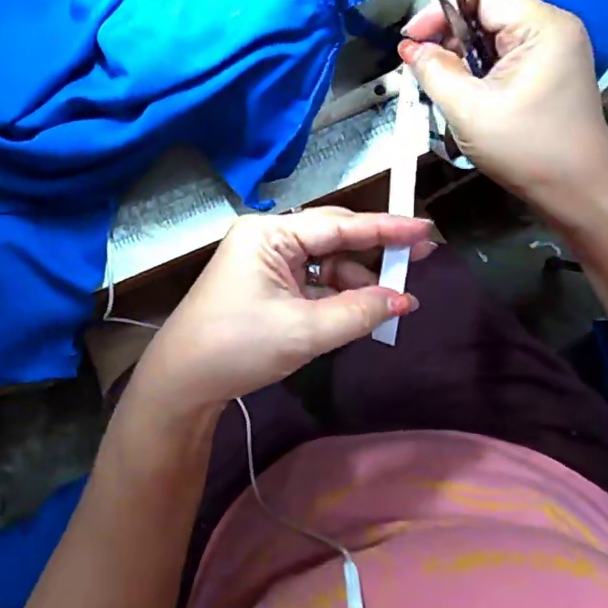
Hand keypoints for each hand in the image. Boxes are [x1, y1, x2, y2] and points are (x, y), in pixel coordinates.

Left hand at [130, 208, 433, 418]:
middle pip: (332, 238)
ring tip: (392, 297)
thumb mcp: (305, 331)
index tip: (425, 228)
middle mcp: (266, 238)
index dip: (385, 228)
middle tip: (420, 257)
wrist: (182, 382)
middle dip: (374, 251)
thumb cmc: (239, 347)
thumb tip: (405, 300)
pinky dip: (336, 294)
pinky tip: (361, 307)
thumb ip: (359, 311)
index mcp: (268, 234)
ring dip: (356, 278)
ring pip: (324, 262)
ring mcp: (263, 262)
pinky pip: (311, 281)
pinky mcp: (264, 285)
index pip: (338, 225)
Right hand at [400, 0, 607, 220]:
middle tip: (423, 69)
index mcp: (542, 26)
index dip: (440, 11)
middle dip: (449, 38)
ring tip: (441, 87)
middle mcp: (552, 29)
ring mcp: (553, 52)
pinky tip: (464, 95)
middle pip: (486, 13)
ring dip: (461, 58)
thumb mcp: (469, 109)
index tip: (411, 40)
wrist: (577, 190)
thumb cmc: (527, 149)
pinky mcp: (548, 73)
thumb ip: (434, 71)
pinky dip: (479, 72)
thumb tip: (410, 48)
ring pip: (492, 38)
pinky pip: (504, 58)